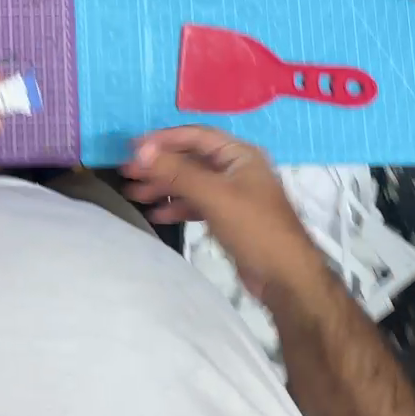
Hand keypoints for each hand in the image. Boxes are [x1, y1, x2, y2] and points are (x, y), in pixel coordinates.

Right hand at [119, 126, 325, 303]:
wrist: (287, 279)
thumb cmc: (254, 228)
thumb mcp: (213, 195)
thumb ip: (176, 171)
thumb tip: (140, 150)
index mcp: (239, 155)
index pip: (194, 136)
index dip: (162, 140)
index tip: (133, 149)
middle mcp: (236, 168)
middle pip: (189, 158)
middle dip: (159, 165)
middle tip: (127, 172)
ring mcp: (232, 193)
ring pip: (190, 181)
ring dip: (163, 185)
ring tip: (134, 193)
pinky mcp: (228, 216)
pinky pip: (196, 202)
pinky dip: (176, 205)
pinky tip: (156, 214)